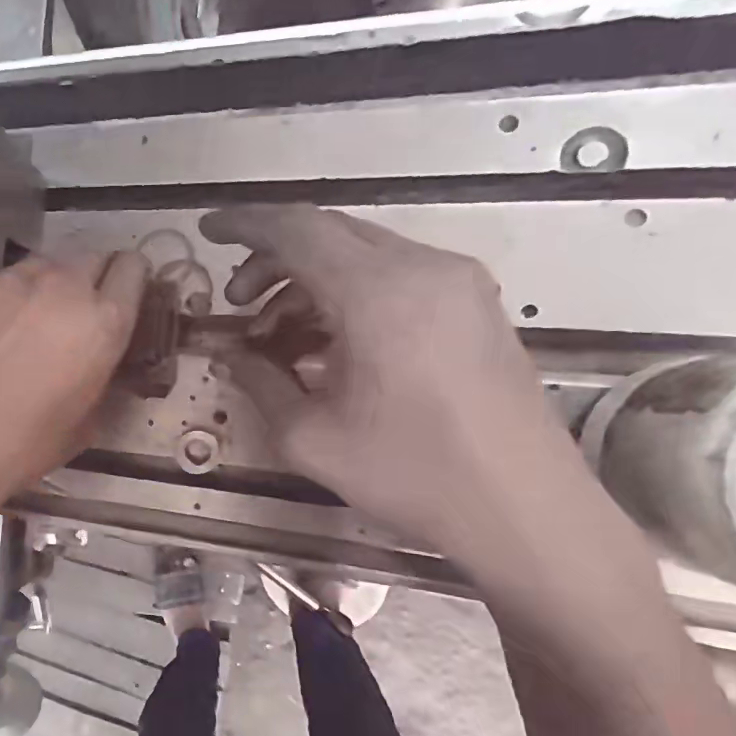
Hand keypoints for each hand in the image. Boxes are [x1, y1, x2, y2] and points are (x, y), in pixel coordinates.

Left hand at [0, 252, 146, 500]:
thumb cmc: (22, 448)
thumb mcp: (85, 423)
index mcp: (101, 322)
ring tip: (8, 330)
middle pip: (86, 259)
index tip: (116, 295)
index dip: (128, 280)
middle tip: (64, 317)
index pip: (132, 270)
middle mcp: (60, 286)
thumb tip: (96, 363)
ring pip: (32, 270)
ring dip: (32, 291)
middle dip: (83, 281)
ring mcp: (4, 279)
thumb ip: (100, 378)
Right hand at [201, 207, 568, 545]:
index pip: (296, 229)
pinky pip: (396, 274)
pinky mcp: (475, 302)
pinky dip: (350, 291)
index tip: (208, 232)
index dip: (245, 225)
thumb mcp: (311, 437)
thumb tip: (230, 354)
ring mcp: (457, 281)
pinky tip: (331, 341)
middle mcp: (422, 267)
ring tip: (279, 333)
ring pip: (363, 252)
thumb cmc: (413, 475)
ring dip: (311, 278)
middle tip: (239, 301)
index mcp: (378, 292)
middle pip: (329, 232)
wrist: (526, 510)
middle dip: (273, 257)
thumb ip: (260, 382)